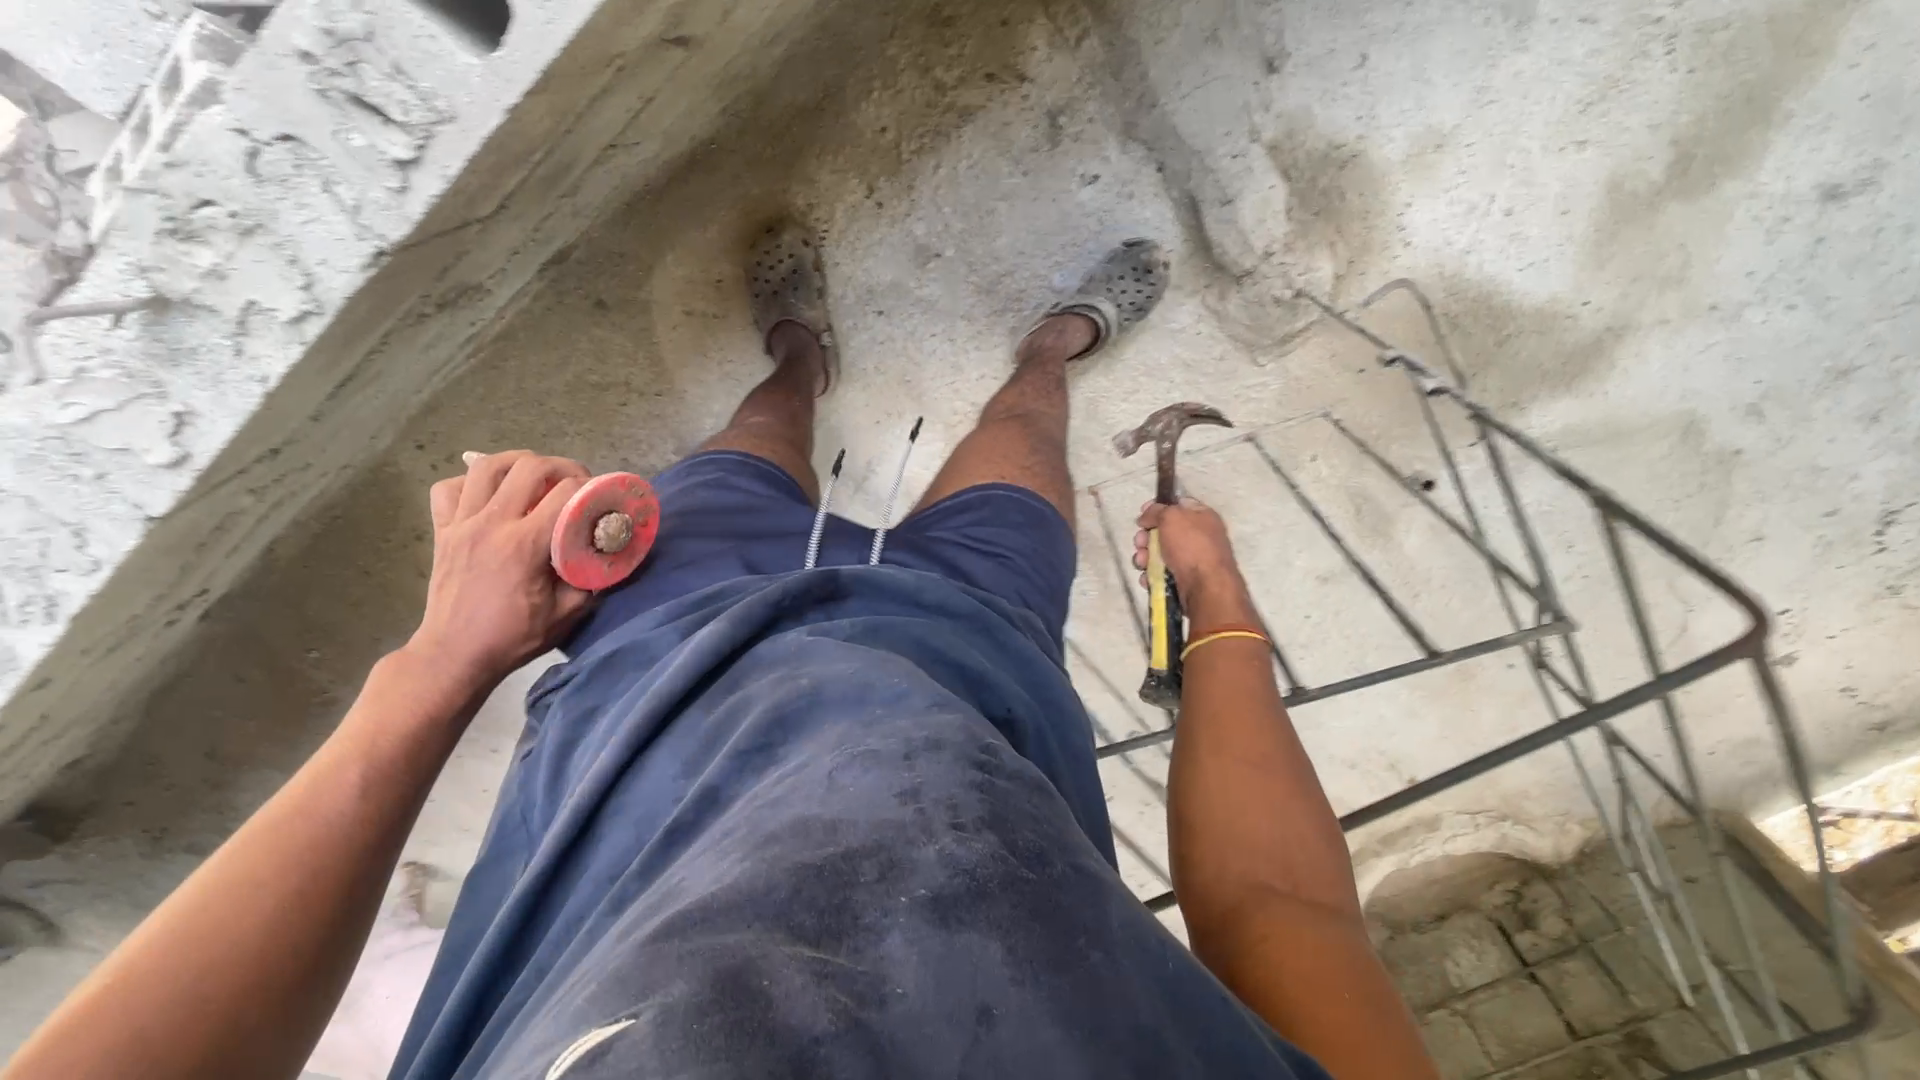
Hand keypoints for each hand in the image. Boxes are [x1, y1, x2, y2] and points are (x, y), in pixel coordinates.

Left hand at [406, 450, 596, 688]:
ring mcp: (461, 524)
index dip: (593, 488)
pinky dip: (471, 483)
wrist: (453, 655)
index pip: (566, 492)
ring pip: (487, 466)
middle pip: (529, 466)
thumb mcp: (566, 614)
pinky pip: (450, 488)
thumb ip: (590, 578)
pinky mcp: (442, 531)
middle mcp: (491, 524)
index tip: (604, 499)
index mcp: (524, 544)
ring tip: (537, 477)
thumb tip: (607, 553)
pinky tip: (490, 496)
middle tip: (576, 484)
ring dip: (518, 463)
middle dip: (562, 467)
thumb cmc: (512, 638)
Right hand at [1134, 497, 1248, 608]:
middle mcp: (1198, 537)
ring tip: (1142, 563)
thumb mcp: (1171, 517)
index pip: (1177, 505)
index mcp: (1202, 516)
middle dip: (1146, 537)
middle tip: (1140, 542)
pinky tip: (1148, 578)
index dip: (1157, 507)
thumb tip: (1145, 517)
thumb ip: (1156, 511)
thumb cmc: (1191, 545)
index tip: (1142, 514)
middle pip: (1163, 531)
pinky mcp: (1183, 581)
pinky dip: (1151, 576)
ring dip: (1145, 558)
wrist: (1206, 587)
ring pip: (1158, 554)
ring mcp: (1191, 560)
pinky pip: (1161, 574)